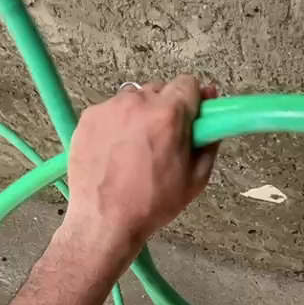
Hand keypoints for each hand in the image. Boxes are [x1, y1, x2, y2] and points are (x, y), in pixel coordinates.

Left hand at [61, 75, 218, 261]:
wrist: (104, 221)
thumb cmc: (149, 205)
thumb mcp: (194, 180)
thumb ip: (209, 144)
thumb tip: (214, 123)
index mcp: (168, 115)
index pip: (188, 83)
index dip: (193, 101)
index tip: (192, 116)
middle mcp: (137, 103)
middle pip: (160, 91)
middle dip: (166, 111)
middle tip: (164, 142)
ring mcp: (110, 108)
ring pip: (134, 100)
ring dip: (140, 117)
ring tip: (137, 151)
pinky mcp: (90, 117)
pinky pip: (111, 112)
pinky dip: (117, 126)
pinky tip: (118, 153)